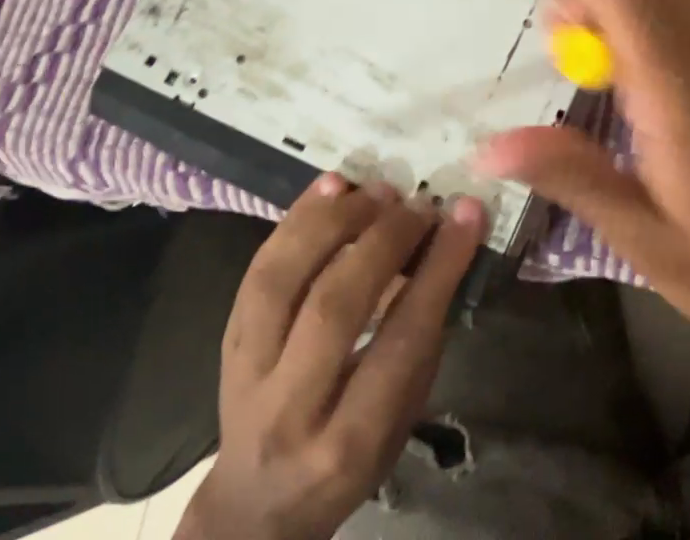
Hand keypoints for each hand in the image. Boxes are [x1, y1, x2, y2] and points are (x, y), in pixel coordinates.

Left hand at [177, 175, 484, 539]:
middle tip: (421, 204)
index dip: (437, 270)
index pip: (400, 341)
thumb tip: (440, 250)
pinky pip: (257, 269)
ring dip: (334, 221)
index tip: (465, 217)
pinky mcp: (224, 340)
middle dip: (385, 241)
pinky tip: (330, 186)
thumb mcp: (400, 422)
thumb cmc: (350, 461)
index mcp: (350, 440)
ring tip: (376, 190)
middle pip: (334, 306)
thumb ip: (417, 344)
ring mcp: (245, 372)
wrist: (257, 502)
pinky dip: (295, 220)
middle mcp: (290, 407)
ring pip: (282, 279)